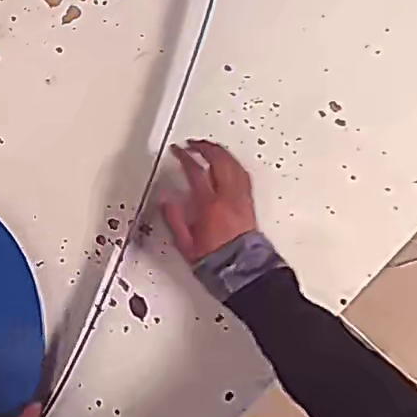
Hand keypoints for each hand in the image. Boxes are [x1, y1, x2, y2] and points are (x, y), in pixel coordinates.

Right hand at [159, 139, 257, 261]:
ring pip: (233, 165)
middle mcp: (228, 198)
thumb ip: (174, 217)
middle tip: (193, 144)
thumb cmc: (217, 261)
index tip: (178, 150)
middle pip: (219, 161)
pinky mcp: (249, 203)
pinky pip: (242, 175)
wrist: (244, 273)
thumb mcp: (185, 242)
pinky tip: (228, 163)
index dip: (185, 156)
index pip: (195, 171)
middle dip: (205, 147)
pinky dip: (233, 164)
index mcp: (209, 205)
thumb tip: (166, 199)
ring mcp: (241, 199)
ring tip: (210, 148)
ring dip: (221, 152)